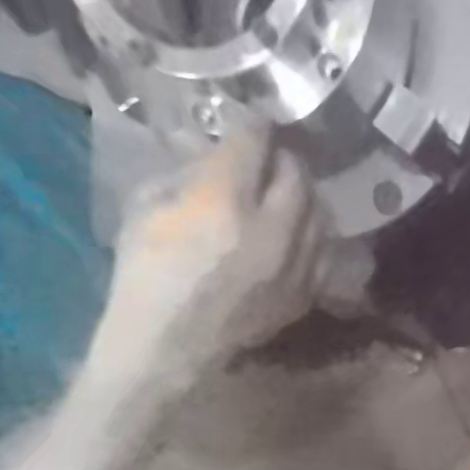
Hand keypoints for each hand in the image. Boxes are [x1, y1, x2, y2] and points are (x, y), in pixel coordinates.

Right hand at [96, 123, 319, 387]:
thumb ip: (186, 175)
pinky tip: (304, 230)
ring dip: (307, 195)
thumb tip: (213, 155)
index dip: (255, 127)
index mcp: (223, 204)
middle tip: (275, 157)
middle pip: (297, 177)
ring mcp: (294, 266)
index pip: (254, 145)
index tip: (254, 122)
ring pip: (320, 215)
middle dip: (286, 159)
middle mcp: (270, 231)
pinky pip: (324, 253)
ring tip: (292, 190)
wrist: (170, 347)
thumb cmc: (145, 277)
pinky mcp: (304, 293)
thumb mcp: (146, 209)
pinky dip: (316, 234)